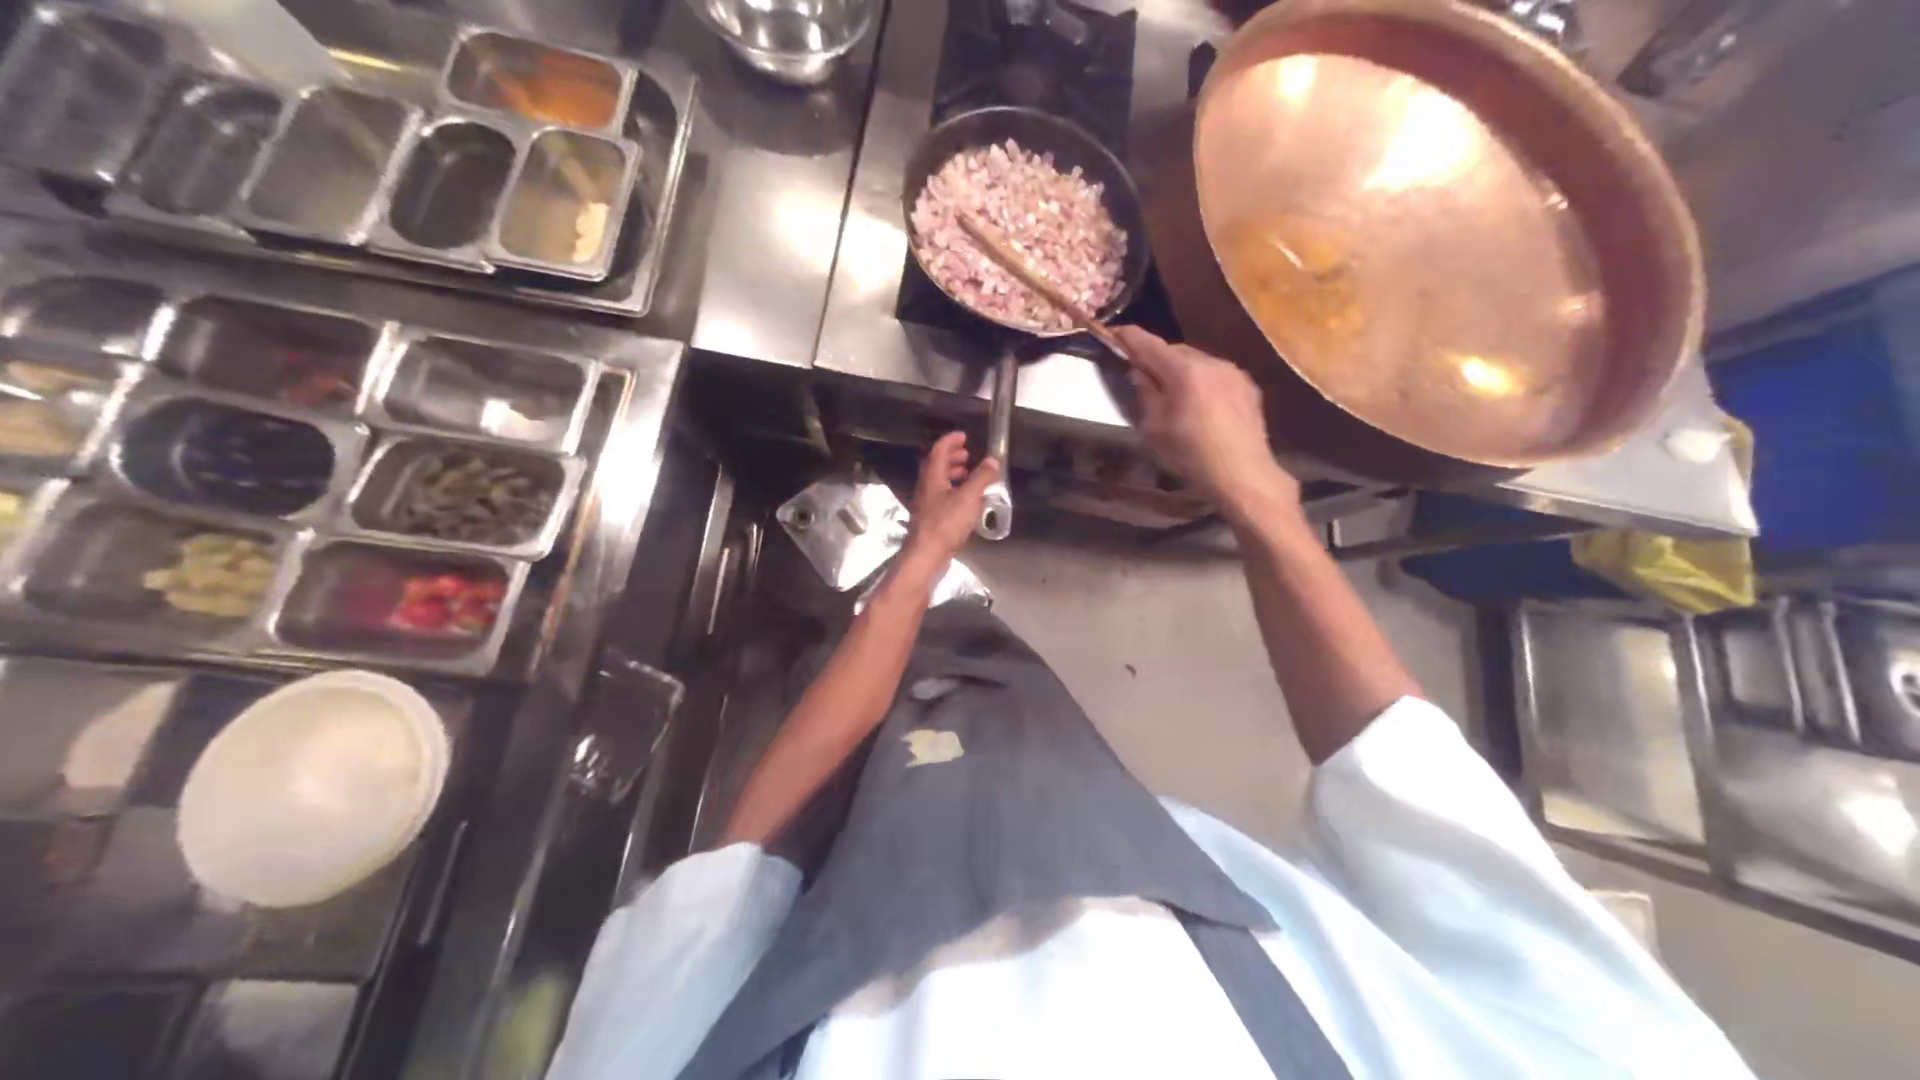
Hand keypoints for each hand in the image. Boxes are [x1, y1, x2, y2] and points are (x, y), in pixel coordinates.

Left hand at [901, 431, 1000, 568]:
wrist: (926, 554)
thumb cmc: (946, 523)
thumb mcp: (968, 497)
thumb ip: (981, 478)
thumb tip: (993, 460)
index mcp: (932, 477)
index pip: (939, 450)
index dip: (950, 440)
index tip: (964, 436)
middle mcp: (926, 487)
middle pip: (937, 465)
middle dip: (952, 457)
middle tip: (968, 456)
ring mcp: (927, 503)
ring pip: (939, 482)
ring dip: (953, 475)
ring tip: (969, 476)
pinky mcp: (930, 518)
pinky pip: (942, 497)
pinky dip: (954, 491)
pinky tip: (967, 501)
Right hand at [1112, 326, 1298, 519]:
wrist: (1243, 475)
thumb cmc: (1191, 456)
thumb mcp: (1155, 429)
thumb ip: (1145, 394)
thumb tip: (1140, 372)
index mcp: (1184, 372)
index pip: (1149, 344)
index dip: (1128, 336)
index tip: (1114, 334)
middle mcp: (1211, 362)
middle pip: (1174, 351)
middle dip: (1157, 359)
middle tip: (1143, 377)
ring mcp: (1233, 372)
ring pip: (1197, 361)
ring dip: (1180, 371)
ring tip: (1172, 394)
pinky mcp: (1247, 386)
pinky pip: (1216, 374)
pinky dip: (1201, 381)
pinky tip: (1199, 405)